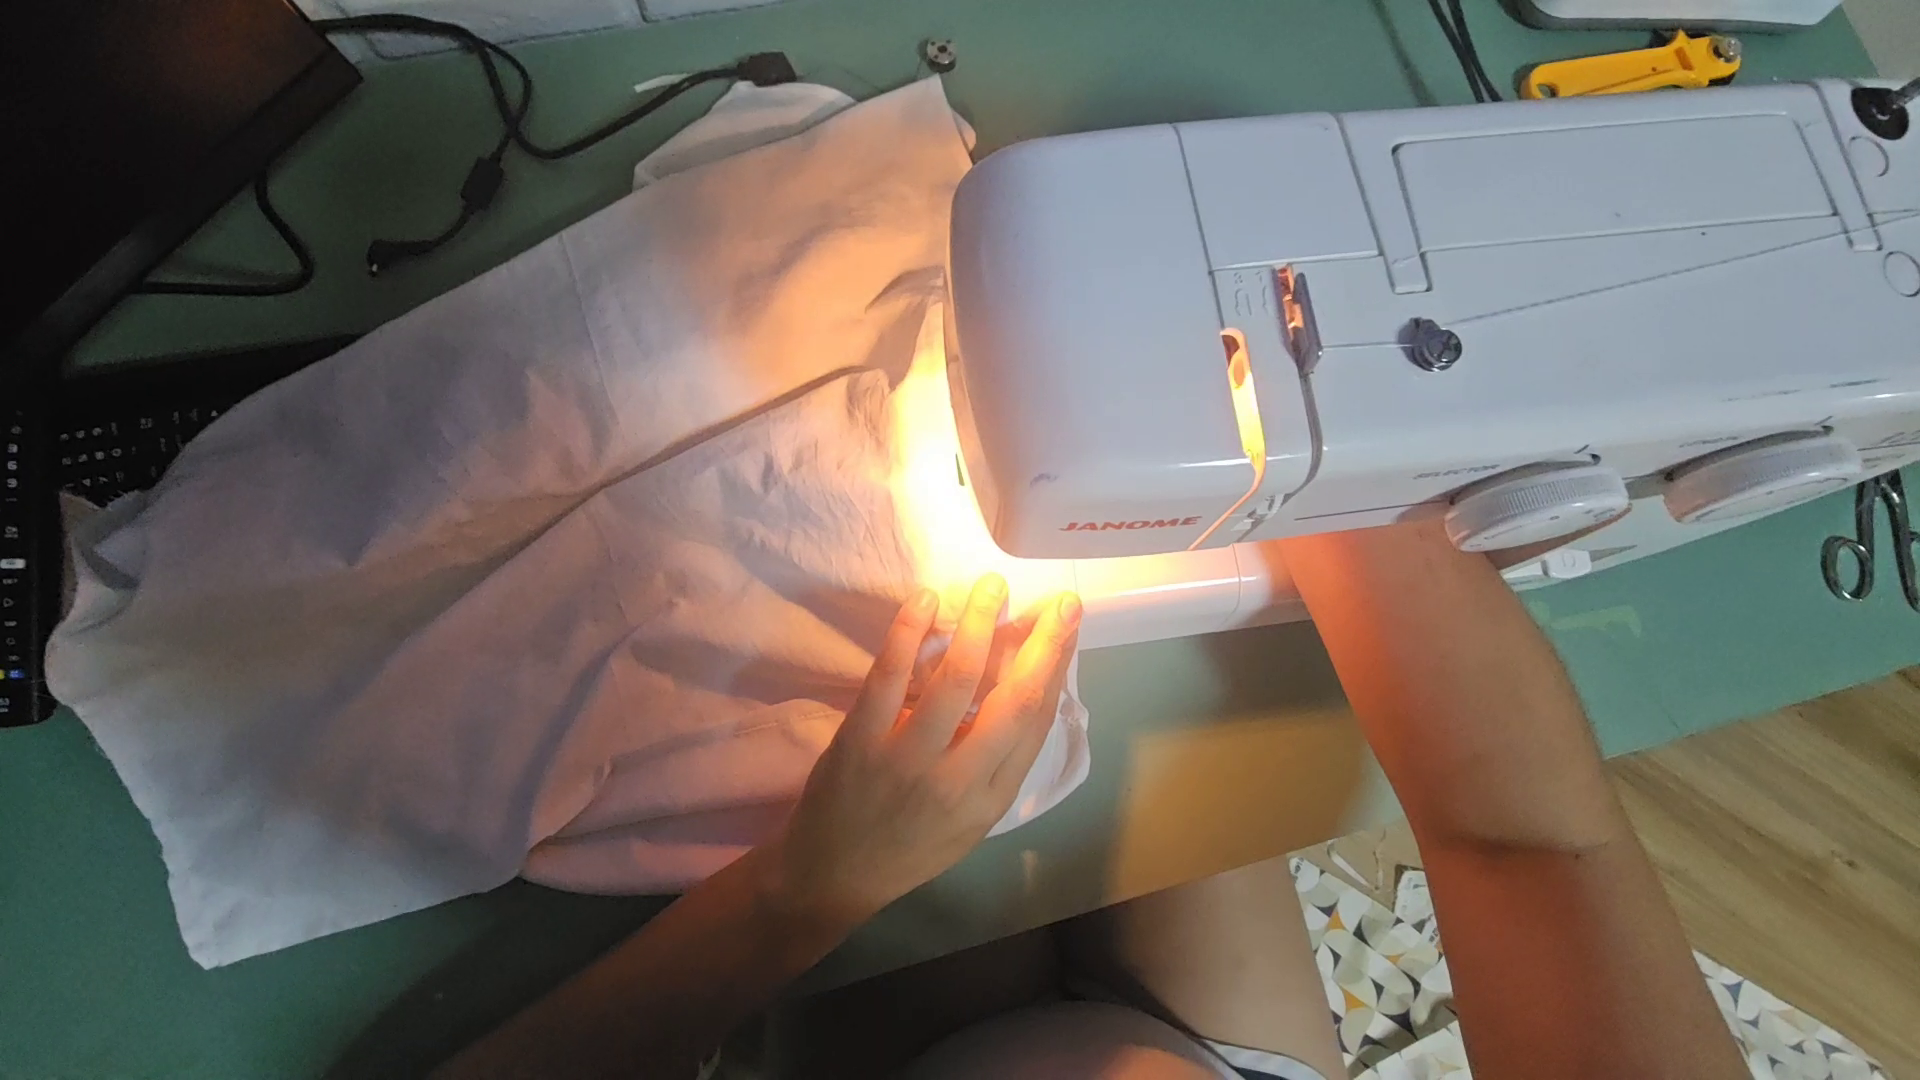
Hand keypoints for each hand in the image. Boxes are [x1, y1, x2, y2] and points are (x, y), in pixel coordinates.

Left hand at [755, 574, 1081, 929]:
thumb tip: (1027, 690)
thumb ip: (999, 759)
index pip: (1036, 722)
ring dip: (979, 624)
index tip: (1067, 628)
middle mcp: (959, 780)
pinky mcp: (861, 739)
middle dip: (1042, 644)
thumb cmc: (912, 844)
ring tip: (993, 588)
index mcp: (992, 797)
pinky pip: (890, 675)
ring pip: (956, 679)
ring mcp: (908, 757)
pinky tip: (924, 600)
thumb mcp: (972, 819)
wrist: (833, 875)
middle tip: (1057, 601)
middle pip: (1013, 699)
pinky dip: (909, 632)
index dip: (1056, 669)